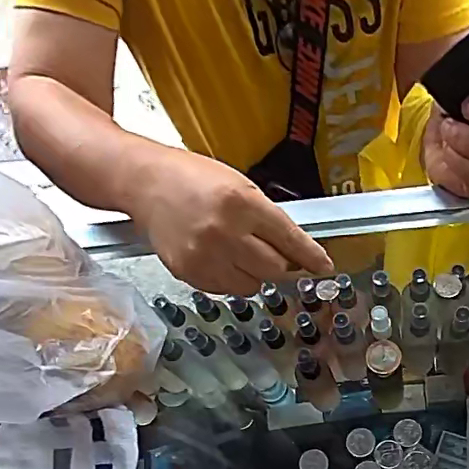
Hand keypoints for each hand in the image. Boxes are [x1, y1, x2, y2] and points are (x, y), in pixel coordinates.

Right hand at [135, 150, 333, 294]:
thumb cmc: (194, 179)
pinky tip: (221, 257)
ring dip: (257, 273)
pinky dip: (233, 279)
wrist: (143, 182)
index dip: (311, 257)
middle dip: (282, 264)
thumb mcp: (240, 185)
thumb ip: (268, 218)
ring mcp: (205, 255)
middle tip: (275, 254)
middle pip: (275, 269)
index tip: (325, 268)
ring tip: (240, 251)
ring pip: (254, 284)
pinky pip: (228, 289)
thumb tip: (298, 252)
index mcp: (242, 203)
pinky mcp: (189, 272)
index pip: (289, 239)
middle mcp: (224, 232)